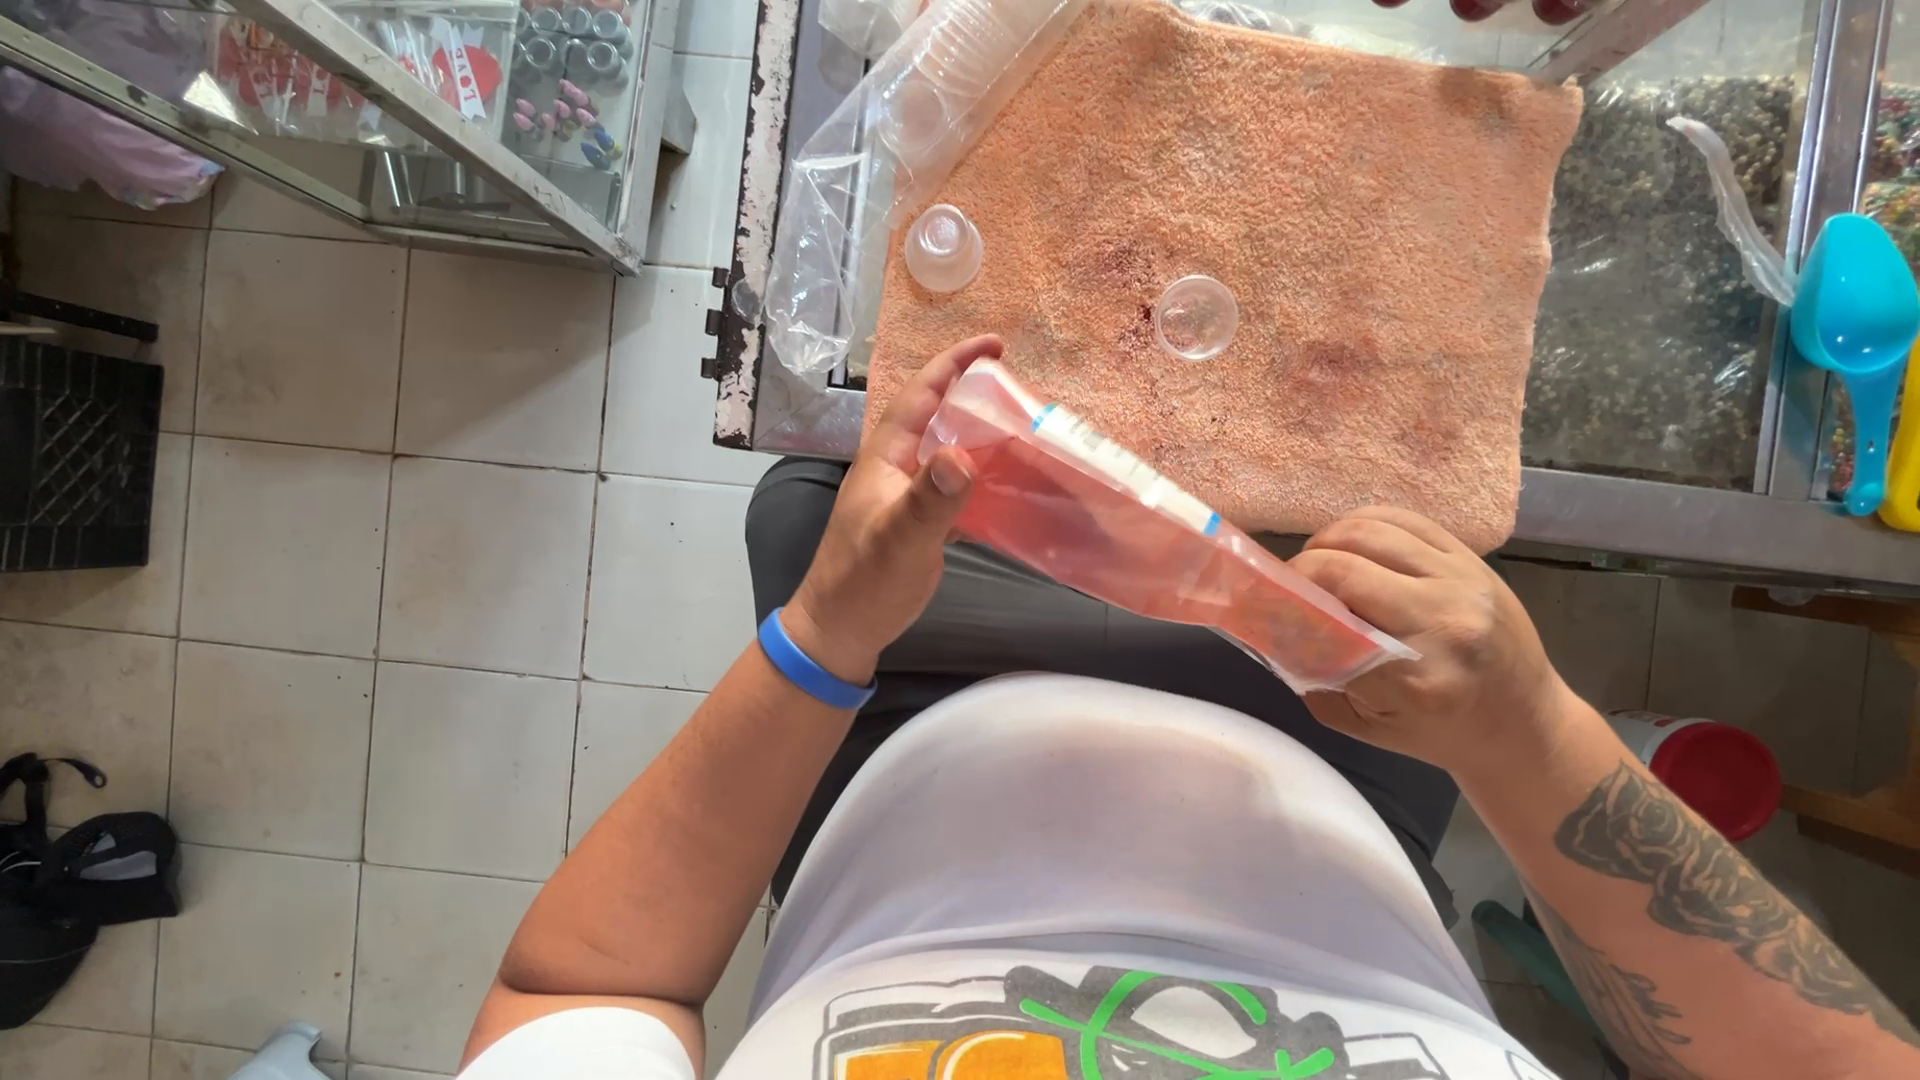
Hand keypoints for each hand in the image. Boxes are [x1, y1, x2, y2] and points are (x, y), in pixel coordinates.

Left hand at [784, 335, 1001, 684]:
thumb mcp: (899, 539)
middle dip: (971, 392)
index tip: (994, 345)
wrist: (840, 628)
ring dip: (978, 432)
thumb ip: (929, 499)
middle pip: (935, 415)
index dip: (954, 364)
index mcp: (885, 457)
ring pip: (946, 448)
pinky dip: (979, 475)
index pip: (920, 395)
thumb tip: (963, 455)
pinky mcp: (917, 521)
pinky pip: (952, 484)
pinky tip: (1007, 483)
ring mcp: (905, 494)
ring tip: (1020, 428)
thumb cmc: (863, 583)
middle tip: (1017, 388)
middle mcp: (895, 466)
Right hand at [1287, 506, 1579, 778]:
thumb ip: (1317, 678)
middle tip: (1288, 584)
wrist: (1526, 726)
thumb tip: (1273, 629)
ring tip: (1315, 562)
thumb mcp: (1365, 725)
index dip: (1287, 608)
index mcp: (1415, 677)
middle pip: (1343, 568)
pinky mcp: (1472, 559)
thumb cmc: (1438, 732)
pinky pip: (1401, 520)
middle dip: (1300, 569)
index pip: (1329, 624)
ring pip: (1368, 532)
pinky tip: (1346, 544)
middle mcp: (1442, 620)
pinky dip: (1360, 524)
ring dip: (1325, 542)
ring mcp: (1462, 582)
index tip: (1265, 608)